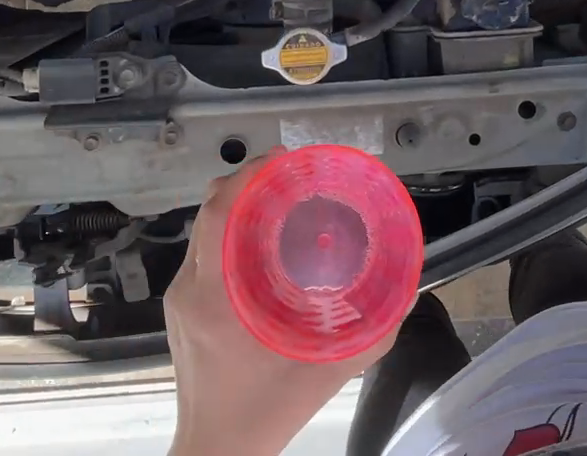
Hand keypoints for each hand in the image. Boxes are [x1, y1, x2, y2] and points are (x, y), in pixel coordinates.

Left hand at [165, 149, 399, 455]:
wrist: (214, 454)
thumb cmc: (262, 414)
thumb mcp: (323, 375)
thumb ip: (369, 337)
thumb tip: (406, 294)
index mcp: (213, 295)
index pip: (217, 214)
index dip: (246, 177)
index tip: (283, 160)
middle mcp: (189, 287)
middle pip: (208, 212)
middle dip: (247, 183)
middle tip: (291, 176)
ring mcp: (180, 297)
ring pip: (204, 231)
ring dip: (238, 207)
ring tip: (282, 201)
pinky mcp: (182, 308)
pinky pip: (204, 252)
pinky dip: (230, 233)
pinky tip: (263, 244)